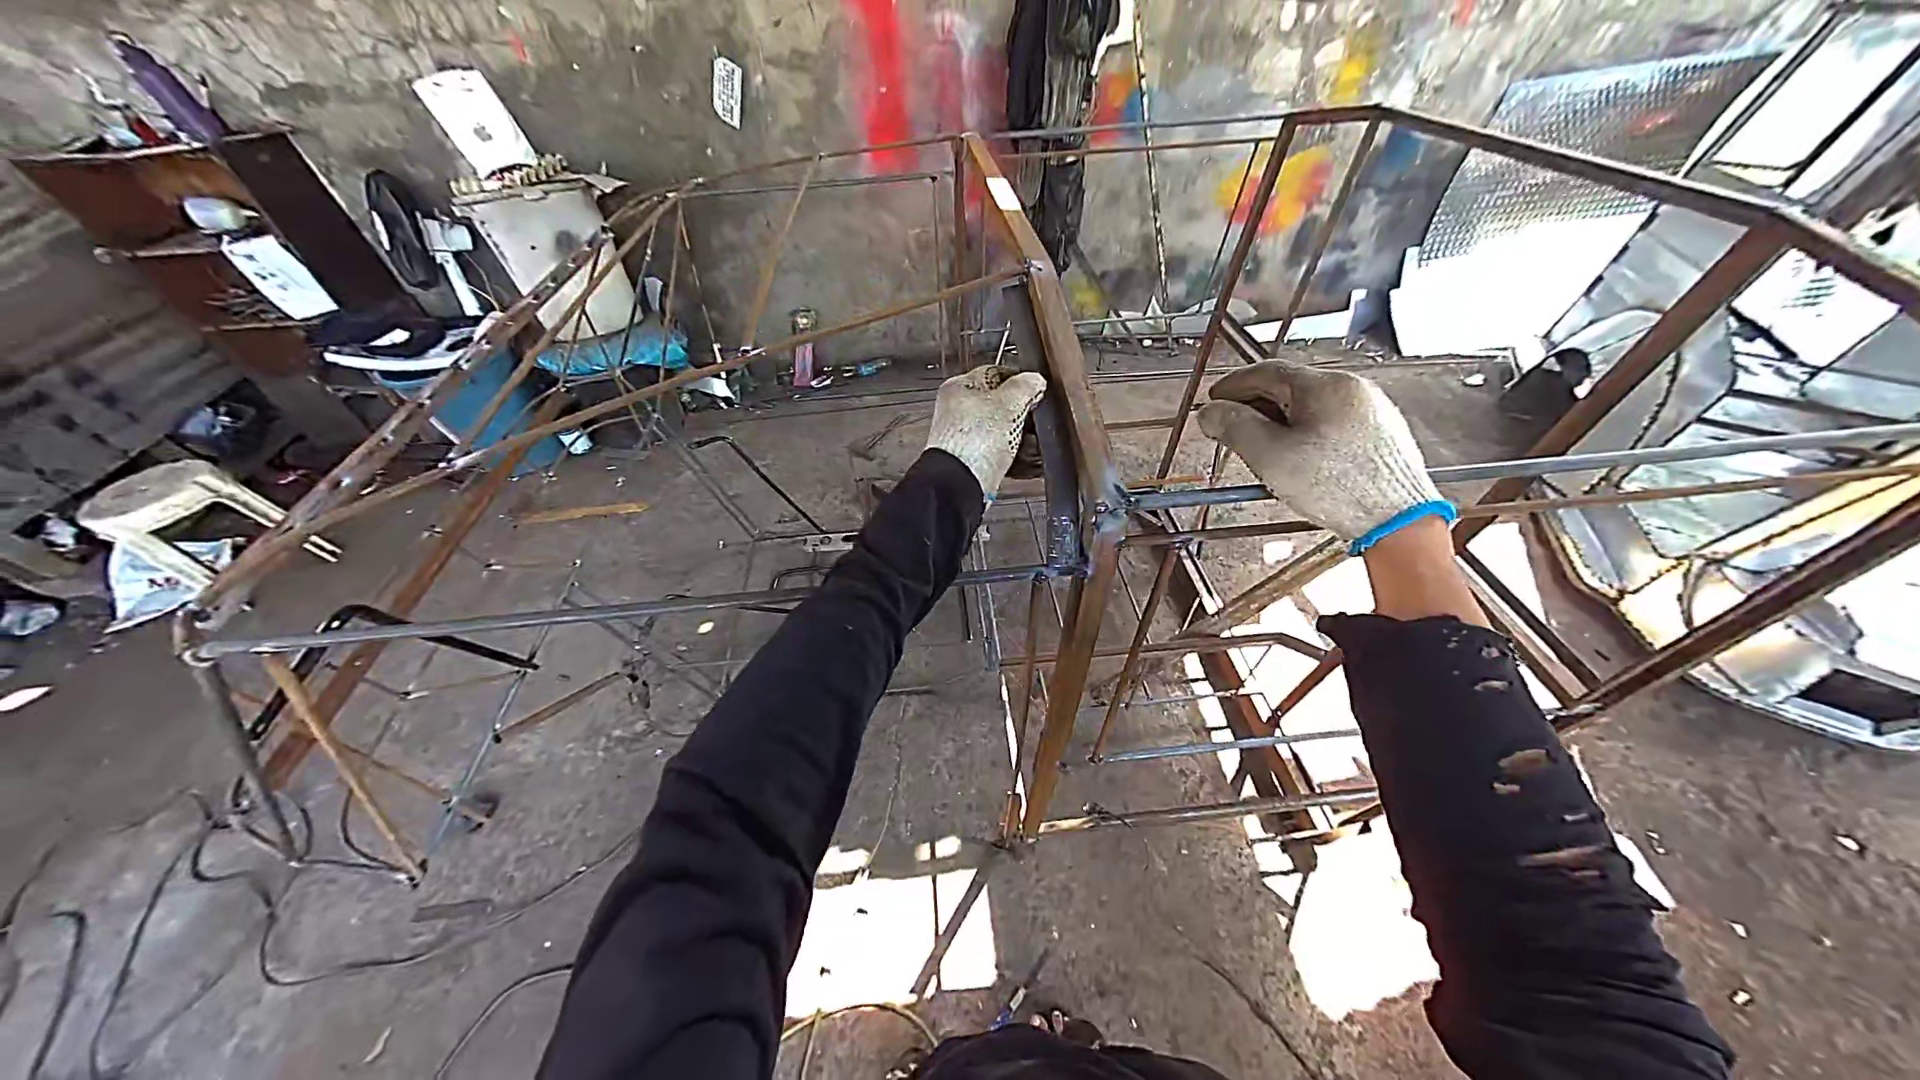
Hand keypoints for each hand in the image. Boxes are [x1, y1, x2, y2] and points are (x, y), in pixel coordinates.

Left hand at [927, 365, 1047, 494]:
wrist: (960, 484)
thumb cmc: (974, 442)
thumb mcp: (1008, 403)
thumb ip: (1025, 386)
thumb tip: (1034, 380)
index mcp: (960, 388)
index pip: (995, 374)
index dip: (1019, 381)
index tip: (1036, 389)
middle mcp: (958, 413)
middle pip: (999, 406)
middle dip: (1023, 415)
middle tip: (1038, 420)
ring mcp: (964, 439)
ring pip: (1001, 433)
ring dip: (1023, 439)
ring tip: (1038, 444)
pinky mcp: (971, 463)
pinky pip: (999, 456)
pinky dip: (1017, 459)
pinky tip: (1030, 463)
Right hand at [1196, 361, 1452, 551]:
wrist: (1397, 520)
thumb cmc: (1334, 487)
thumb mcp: (1269, 456)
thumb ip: (1233, 427)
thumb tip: (1210, 412)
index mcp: (1325, 386)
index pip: (1266, 372)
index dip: (1233, 385)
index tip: (1213, 400)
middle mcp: (1352, 388)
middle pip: (1289, 387)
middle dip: (1254, 404)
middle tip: (1230, 426)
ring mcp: (1370, 409)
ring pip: (1310, 405)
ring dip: (1278, 419)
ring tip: (1260, 446)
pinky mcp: (1380, 432)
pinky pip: (1331, 421)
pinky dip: (1304, 430)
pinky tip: (1295, 455)